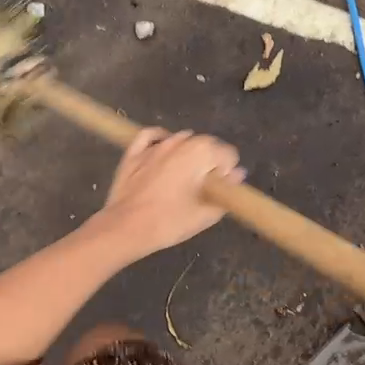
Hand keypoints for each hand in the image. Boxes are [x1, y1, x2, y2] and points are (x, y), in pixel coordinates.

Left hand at [88, 129, 242, 258]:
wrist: (126, 228)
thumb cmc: (170, 221)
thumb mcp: (207, 213)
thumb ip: (227, 190)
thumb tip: (237, 173)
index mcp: (203, 151)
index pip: (229, 155)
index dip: (226, 175)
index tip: (216, 192)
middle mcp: (180, 141)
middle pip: (205, 147)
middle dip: (206, 164)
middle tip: (198, 191)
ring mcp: (154, 145)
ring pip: (180, 141)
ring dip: (185, 156)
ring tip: (179, 180)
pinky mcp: (133, 153)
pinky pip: (149, 137)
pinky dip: (159, 140)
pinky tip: (162, 151)